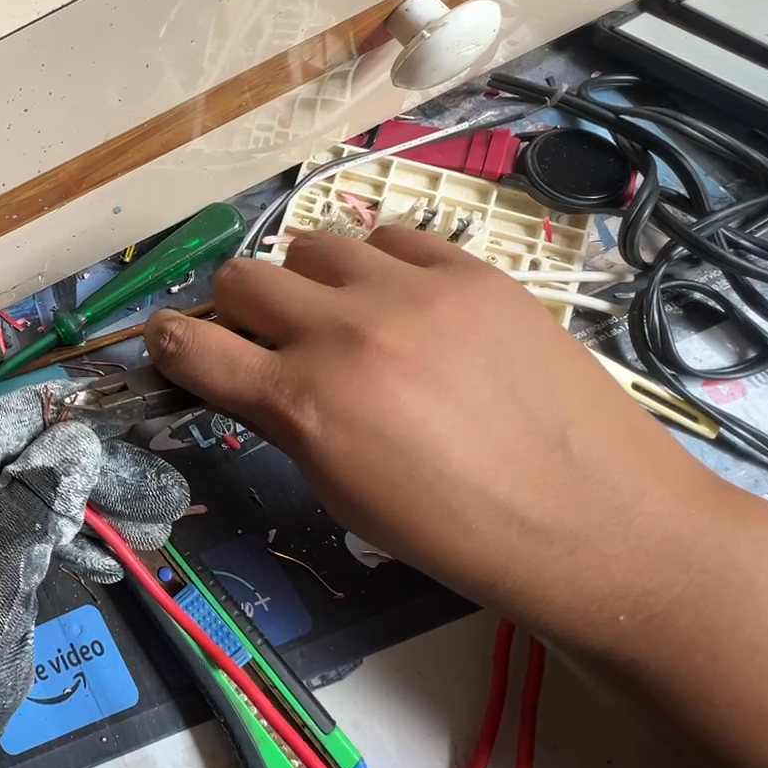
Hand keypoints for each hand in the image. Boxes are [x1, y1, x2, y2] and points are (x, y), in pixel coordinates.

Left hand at [0, 382, 186, 767]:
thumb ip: (32, 502)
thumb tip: (76, 440)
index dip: (34, 415)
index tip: (87, 397)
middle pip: (16, 466)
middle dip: (82, 473)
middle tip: (145, 468)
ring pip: (35, 502)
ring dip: (93, 511)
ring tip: (157, 515)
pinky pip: (36, 536)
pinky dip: (76, 544)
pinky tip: (116, 557)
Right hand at [144, 229, 732, 645]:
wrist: (603, 525)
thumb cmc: (451, 530)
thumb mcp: (337, 490)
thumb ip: (276, 416)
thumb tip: (238, 371)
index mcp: (303, 402)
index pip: (190, 344)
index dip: (164, 339)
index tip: (169, 341)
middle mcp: (343, 332)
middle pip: (237, 276)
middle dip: (236, 308)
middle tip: (268, 338)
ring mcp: (411, 291)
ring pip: (308, 245)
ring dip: (306, 282)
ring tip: (345, 316)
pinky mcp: (472, 271)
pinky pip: (388, 238)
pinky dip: (377, 267)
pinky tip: (406, 304)